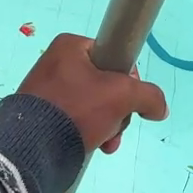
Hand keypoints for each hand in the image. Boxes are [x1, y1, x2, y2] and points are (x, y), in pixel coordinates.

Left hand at [17, 33, 168, 153]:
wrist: (33, 145)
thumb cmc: (77, 108)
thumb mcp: (122, 96)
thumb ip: (149, 96)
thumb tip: (159, 109)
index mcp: (70, 46)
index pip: (114, 57)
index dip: (128, 80)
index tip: (129, 99)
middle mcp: (55, 62)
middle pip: (105, 85)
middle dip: (117, 111)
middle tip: (116, 125)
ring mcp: (46, 89)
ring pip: (92, 105)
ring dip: (107, 125)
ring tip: (105, 142)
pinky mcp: (40, 112)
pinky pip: (75, 118)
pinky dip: (88, 132)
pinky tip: (93, 146)